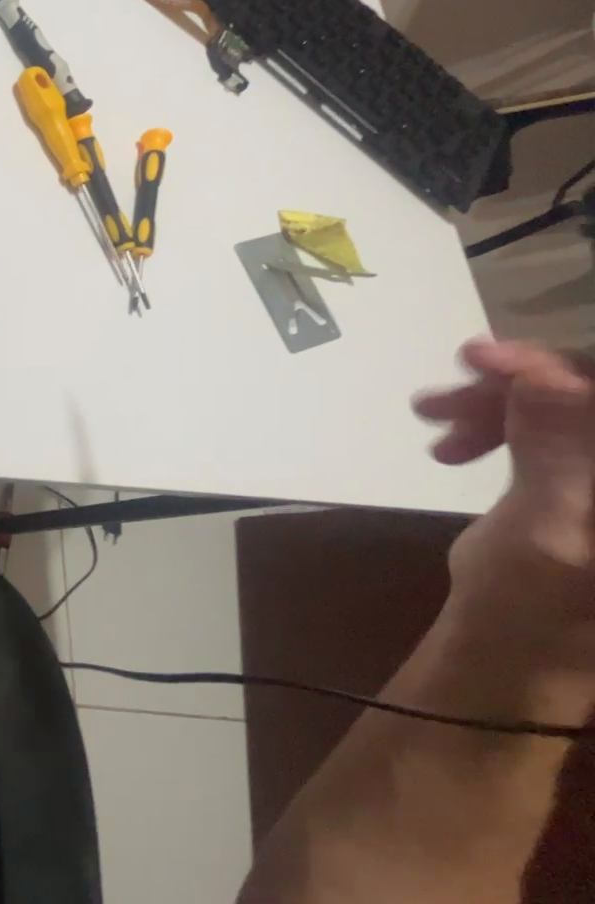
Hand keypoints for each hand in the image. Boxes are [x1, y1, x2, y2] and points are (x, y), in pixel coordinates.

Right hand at [414, 340, 594, 664]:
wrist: (519, 654)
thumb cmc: (537, 607)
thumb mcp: (545, 528)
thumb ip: (553, 448)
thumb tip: (542, 371)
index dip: (561, 366)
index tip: (476, 358)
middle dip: (521, 385)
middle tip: (438, 400)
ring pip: (572, 406)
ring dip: (501, 404)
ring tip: (432, 421)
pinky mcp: (591, 481)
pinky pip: (558, 427)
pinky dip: (504, 424)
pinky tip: (459, 441)